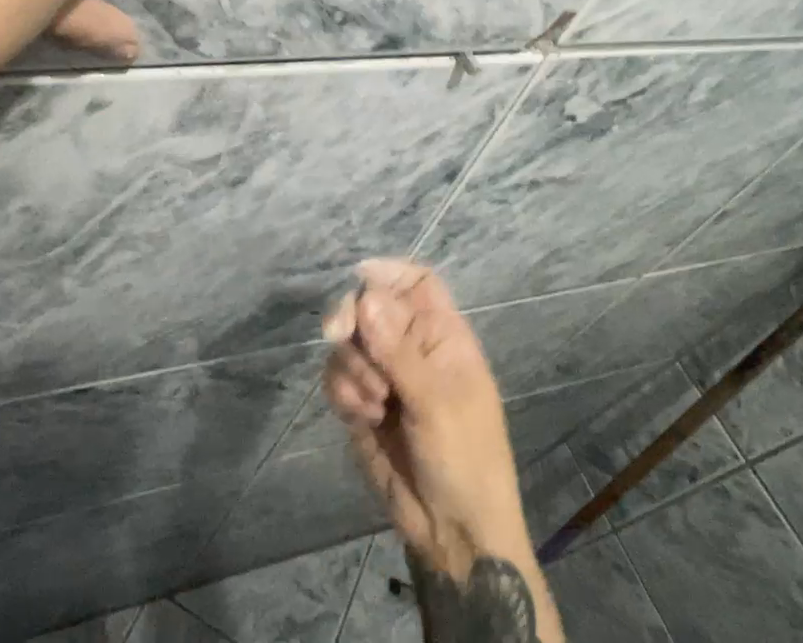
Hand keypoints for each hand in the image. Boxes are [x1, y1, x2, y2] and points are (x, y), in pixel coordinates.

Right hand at [323, 261, 533, 577]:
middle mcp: (412, 349)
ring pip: (348, 345)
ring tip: (374, 405)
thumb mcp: (437, 402)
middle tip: (338, 336)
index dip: (388, 272)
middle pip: (370, 307)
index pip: (417, 283)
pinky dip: (342, 393)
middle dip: (352, 321)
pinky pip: (337, 379)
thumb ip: (398, 350)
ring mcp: (385, 377)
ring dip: (351, 368)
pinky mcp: (362, 405)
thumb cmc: (465, 459)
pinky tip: (360, 419)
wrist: (453, 530)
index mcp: (445, 337)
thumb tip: (365, 296)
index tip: (357, 278)